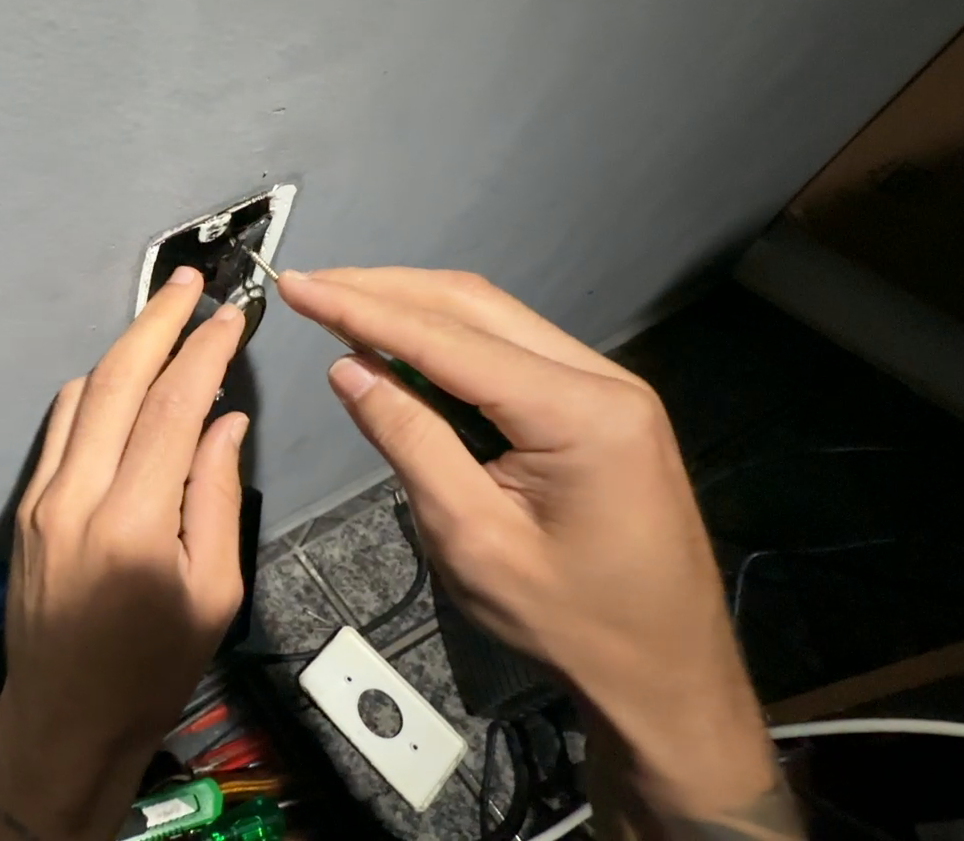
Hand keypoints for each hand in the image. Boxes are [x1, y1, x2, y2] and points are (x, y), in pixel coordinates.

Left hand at [0, 267, 248, 840]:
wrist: (63, 711)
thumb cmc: (153, 665)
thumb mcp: (213, 593)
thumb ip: (217, 495)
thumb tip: (225, 420)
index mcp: (135, 523)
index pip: (172, 410)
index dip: (204, 354)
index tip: (230, 317)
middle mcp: (77, 495)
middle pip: (116, 381)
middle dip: (154, 322)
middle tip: (186, 281)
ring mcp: (42, 494)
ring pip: (81, 395)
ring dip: (123, 352)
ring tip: (162, 324)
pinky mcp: (26, 501)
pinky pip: (61, 425)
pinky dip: (95, 390)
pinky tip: (122, 381)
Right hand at [277, 268, 786, 828]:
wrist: (668, 676)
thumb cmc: (569, 619)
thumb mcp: (470, 537)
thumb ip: (408, 440)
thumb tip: (348, 367)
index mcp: (578, 412)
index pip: (443, 339)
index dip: (358, 308)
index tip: (295, 286)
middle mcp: (598, 378)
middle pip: (470, 304)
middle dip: (380, 289)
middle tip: (308, 286)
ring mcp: (600, 386)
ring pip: (487, 316)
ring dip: (407, 304)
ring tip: (337, 303)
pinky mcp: (590, 403)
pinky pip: (501, 347)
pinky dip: (438, 336)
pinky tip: (395, 341)